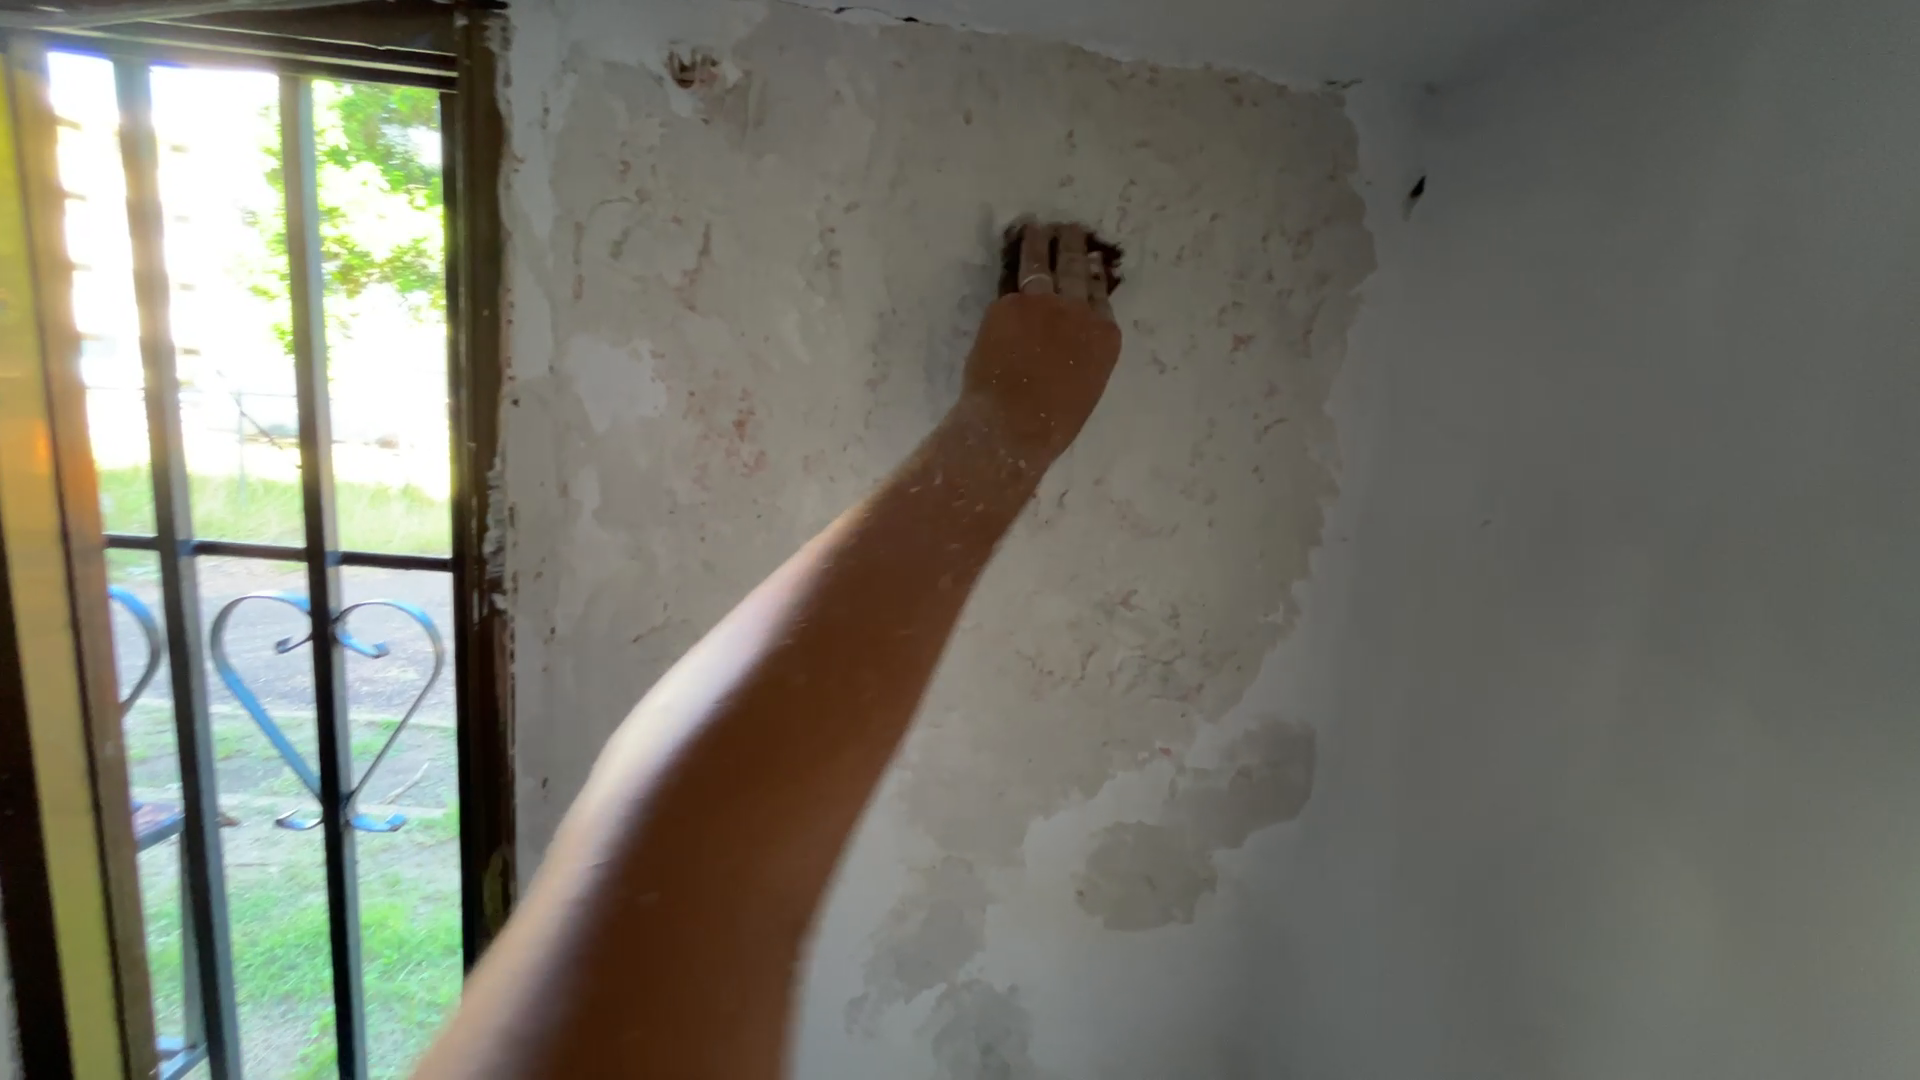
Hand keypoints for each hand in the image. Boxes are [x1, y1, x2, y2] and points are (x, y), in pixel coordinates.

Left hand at [959, 222, 1122, 461]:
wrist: (1012, 425)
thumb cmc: (1050, 424)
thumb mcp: (1084, 388)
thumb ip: (1082, 355)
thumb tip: (1067, 342)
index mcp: (1105, 338)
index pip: (1100, 295)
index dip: (1093, 276)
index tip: (1090, 262)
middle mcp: (1080, 312)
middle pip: (1077, 269)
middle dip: (1073, 245)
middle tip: (1069, 229)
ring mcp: (1043, 304)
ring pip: (1042, 264)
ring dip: (1041, 242)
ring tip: (1038, 227)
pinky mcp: (1008, 305)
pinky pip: (1011, 283)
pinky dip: (1011, 266)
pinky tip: (1010, 253)